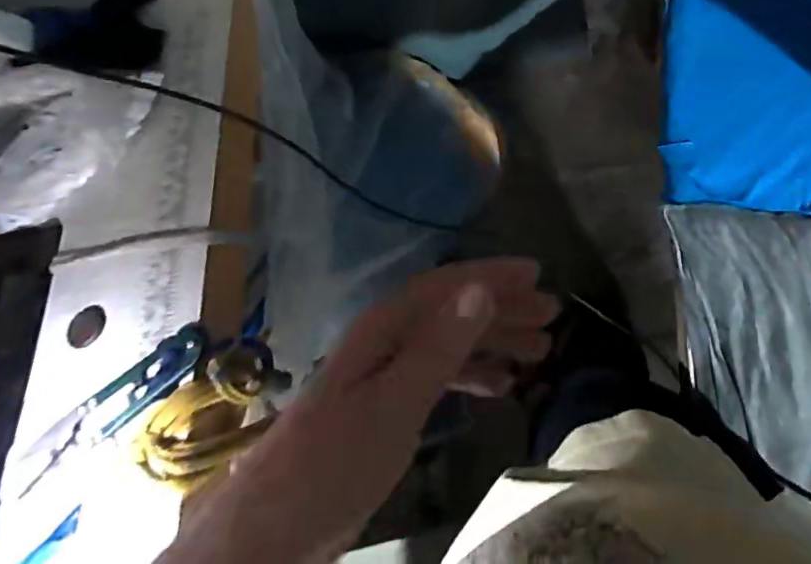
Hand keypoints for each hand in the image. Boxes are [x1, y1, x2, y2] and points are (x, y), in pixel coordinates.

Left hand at [160, 259, 558, 563]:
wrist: (259, 549)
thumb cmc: (329, 469)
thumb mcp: (394, 405)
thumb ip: (440, 346)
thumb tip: (482, 289)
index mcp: (383, 331)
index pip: (446, 286)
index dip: (492, 275)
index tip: (537, 273)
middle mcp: (386, 344)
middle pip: (454, 311)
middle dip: (505, 309)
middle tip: (551, 316)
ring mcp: (384, 378)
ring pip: (452, 343)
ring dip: (496, 341)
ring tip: (539, 350)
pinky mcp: (384, 412)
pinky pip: (440, 376)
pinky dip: (473, 375)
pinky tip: (500, 386)